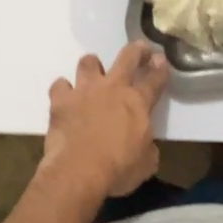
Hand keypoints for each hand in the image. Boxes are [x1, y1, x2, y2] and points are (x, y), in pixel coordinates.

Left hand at [43, 43, 169, 196]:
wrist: (79, 172)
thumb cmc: (118, 170)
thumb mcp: (146, 164)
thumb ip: (148, 148)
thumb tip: (146, 146)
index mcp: (138, 102)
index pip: (155, 78)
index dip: (161, 68)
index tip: (162, 60)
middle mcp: (112, 88)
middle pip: (127, 57)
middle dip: (136, 50)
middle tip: (139, 51)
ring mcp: (84, 91)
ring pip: (89, 62)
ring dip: (93, 67)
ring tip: (94, 75)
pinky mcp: (60, 101)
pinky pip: (60, 85)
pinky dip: (64, 90)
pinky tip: (66, 98)